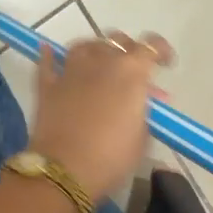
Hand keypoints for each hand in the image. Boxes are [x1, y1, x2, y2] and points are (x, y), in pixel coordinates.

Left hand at [30, 31, 172, 200]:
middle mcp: (101, 63)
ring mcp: (70, 72)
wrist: (64, 170)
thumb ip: (142, 111)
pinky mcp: (47, 86)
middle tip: (132, 67)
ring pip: (84, 46)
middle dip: (128, 50)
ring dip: (95, 49)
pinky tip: (50, 53)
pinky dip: (51, 56)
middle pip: (116, 42)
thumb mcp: (141, 136)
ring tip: (99, 61)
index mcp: (130, 72)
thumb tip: (138, 101)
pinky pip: (47, 63)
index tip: (164, 63)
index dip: (160, 50)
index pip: (150, 46)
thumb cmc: (111, 157)